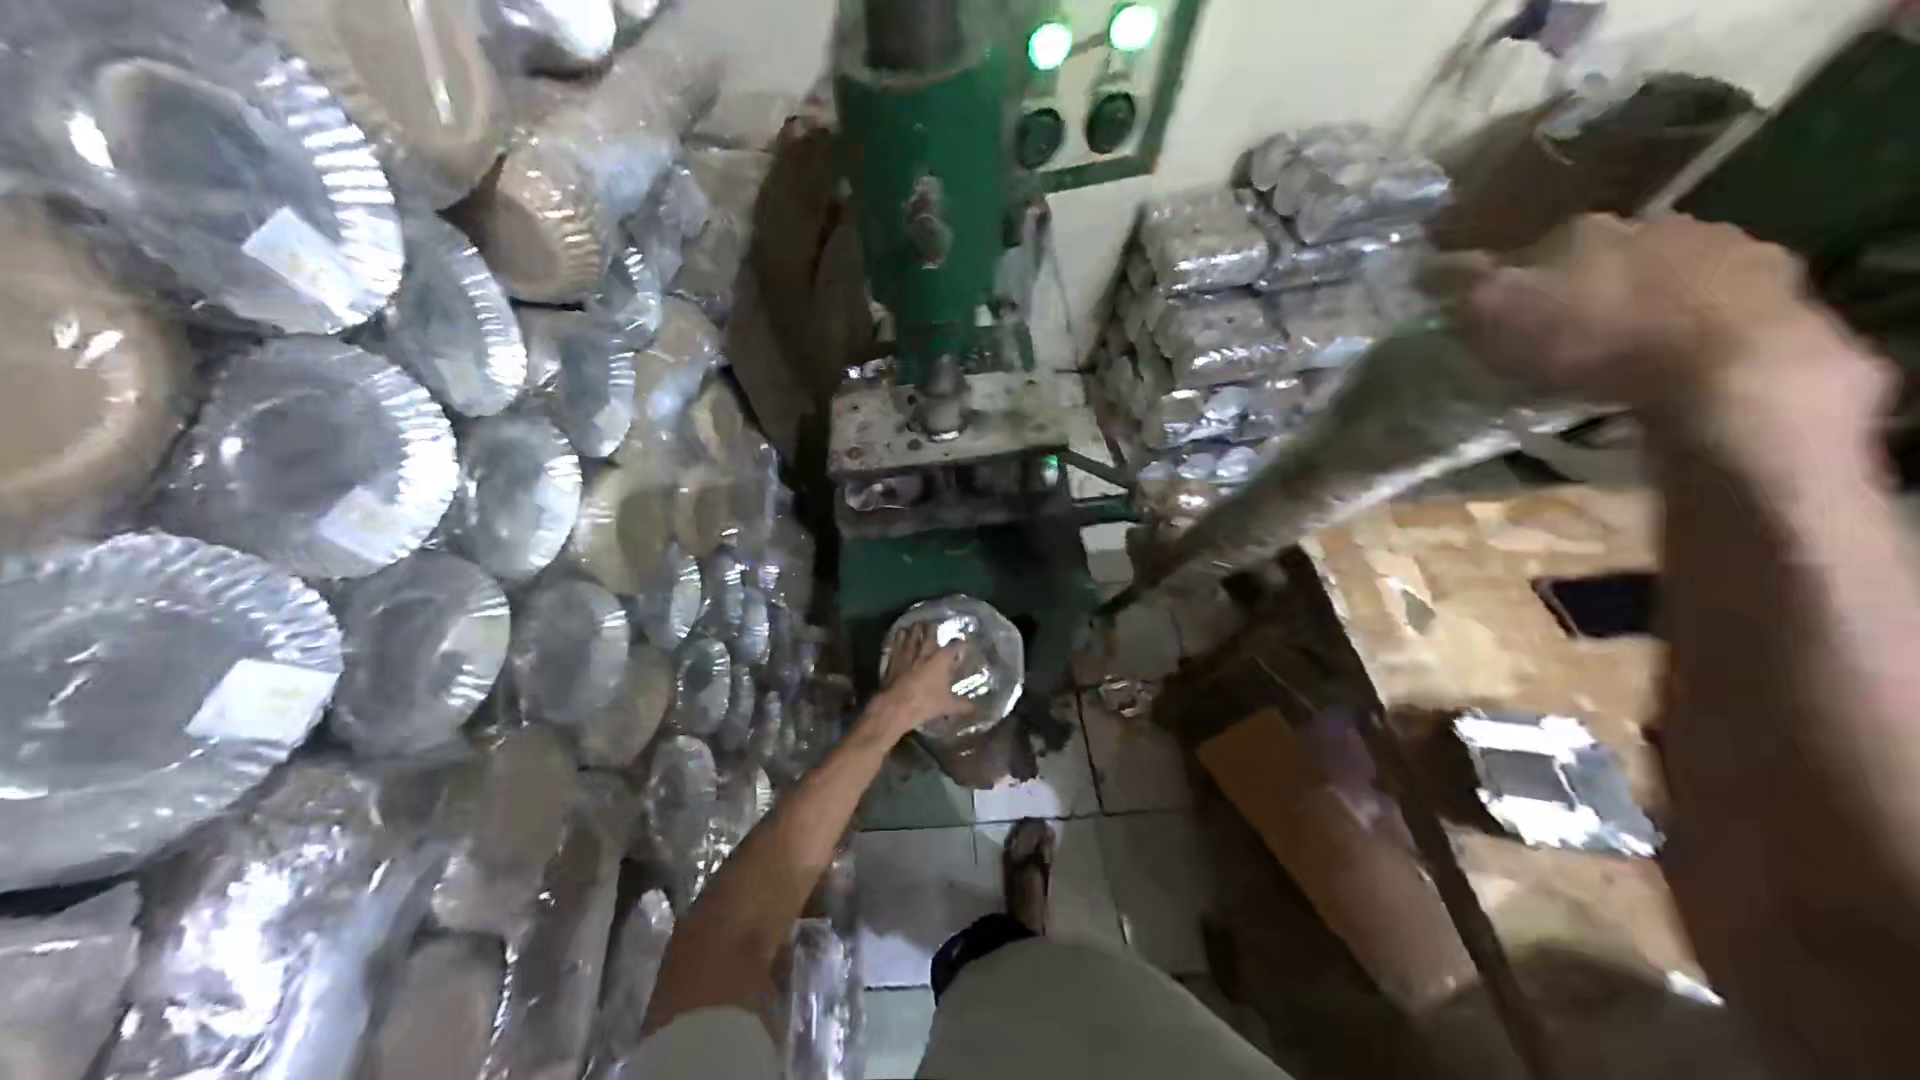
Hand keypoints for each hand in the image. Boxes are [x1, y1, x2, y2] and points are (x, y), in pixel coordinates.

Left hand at [864, 623, 970, 742]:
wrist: (895, 705)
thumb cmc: (925, 703)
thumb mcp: (948, 706)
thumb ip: (963, 705)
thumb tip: (976, 708)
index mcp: (942, 658)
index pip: (955, 644)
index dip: (960, 643)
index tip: (962, 643)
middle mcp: (925, 650)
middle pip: (930, 631)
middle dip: (933, 628)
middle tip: (934, 626)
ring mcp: (907, 652)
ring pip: (912, 633)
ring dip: (915, 629)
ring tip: (917, 625)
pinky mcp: (893, 658)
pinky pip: (896, 642)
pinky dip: (899, 637)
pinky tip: (900, 634)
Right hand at [1458, 214, 1889, 446]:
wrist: (1722, 366)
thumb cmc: (1590, 339)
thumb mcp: (1494, 319)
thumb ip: (1462, 288)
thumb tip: (1428, 266)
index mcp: (1583, 229)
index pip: (1536, 248)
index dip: (1519, 282)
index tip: (1511, 317)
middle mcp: (1652, 222)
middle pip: (1604, 254)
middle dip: (1587, 286)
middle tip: (1571, 333)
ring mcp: (1722, 246)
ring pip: (1665, 270)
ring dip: (1646, 298)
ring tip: (1629, 346)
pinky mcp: (1776, 281)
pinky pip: (1718, 298)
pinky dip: (1698, 319)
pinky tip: (1681, 353)